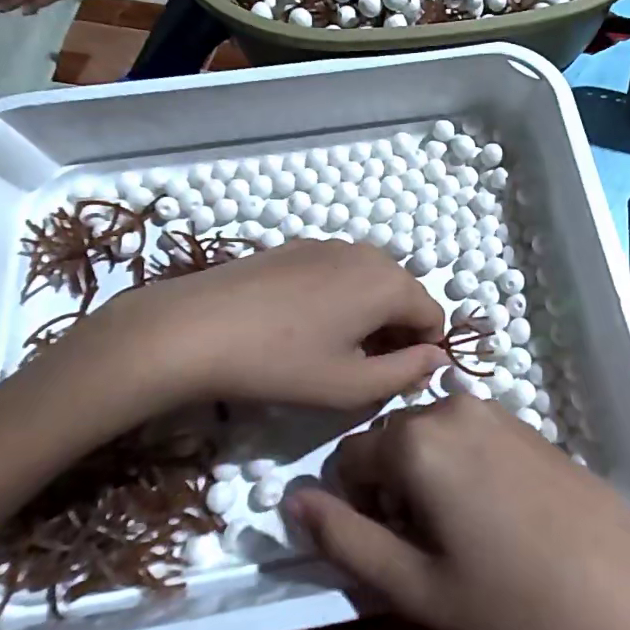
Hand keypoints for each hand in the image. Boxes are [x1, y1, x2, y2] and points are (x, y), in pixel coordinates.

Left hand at [40, 239, 447, 413]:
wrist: (194, 328)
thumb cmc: (281, 363)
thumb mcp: (351, 385)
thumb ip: (406, 373)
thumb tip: (435, 358)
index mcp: (388, 282)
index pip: (433, 316)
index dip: (423, 352)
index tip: (395, 380)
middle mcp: (365, 252)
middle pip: (403, 294)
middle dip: (396, 331)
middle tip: (364, 368)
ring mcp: (327, 244)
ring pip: (369, 281)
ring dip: (368, 314)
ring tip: (332, 349)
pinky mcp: (295, 246)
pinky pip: (338, 272)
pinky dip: (339, 297)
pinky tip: (302, 325)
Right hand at [287, 397, 629, 629]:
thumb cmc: (516, 600)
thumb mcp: (414, 586)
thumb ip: (341, 538)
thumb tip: (289, 499)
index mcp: (416, 439)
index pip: (346, 458)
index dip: (357, 507)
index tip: (395, 547)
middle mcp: (452, 406)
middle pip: (387, 443)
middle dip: (391, 489)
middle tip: (433, 546)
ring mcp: (495, 409)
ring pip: (426, 439)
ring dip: (427, 479)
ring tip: (470, 533)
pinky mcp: (527, 421)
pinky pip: (466, 436)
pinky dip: (462, 468)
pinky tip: (502, 515)